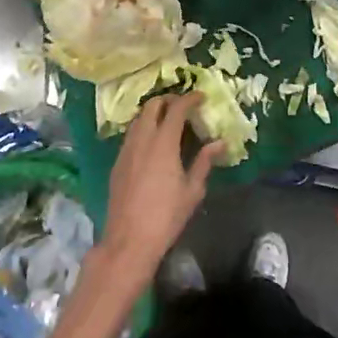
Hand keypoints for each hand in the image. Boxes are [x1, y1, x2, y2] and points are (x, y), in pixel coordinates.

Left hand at [99, 93, 224, 280]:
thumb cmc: (166, 216)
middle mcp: (142, 139)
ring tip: (168, 120)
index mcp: (163, 143)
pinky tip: (152, 142)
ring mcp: (126, 150)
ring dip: (153, 112)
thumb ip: (204, 162)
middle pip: (152, 106)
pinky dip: (143, 128)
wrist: (129, 240)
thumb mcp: (192, 190)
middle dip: (168, 99)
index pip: (176, 109)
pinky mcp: (117, 163)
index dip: (189, 99)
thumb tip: (220, 142)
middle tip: (183, 105)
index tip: (201, 97)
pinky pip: (131, 134)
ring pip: (139, 118)